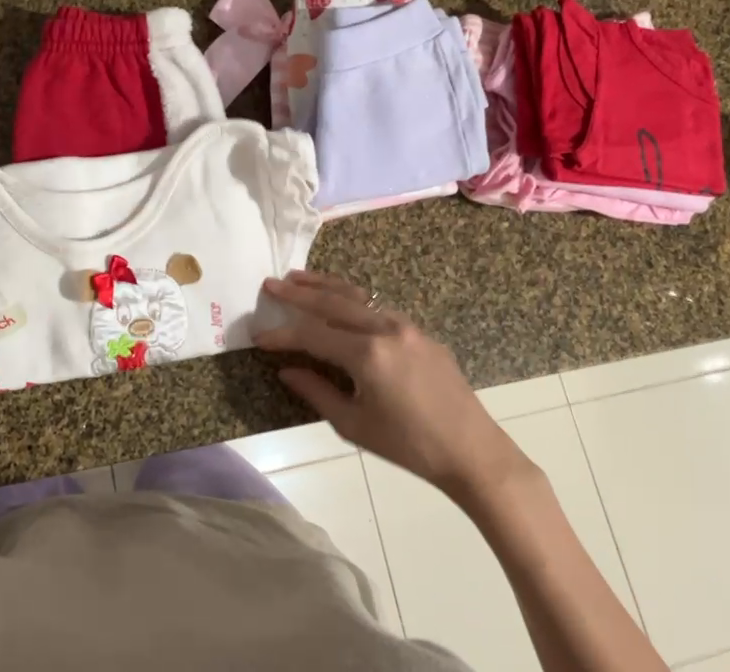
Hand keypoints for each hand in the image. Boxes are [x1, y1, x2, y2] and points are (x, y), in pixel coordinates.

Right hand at [256, 271, 535, 503]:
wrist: (471, 452)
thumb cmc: (408, 446)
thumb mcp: (354, 425)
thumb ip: (317, 392)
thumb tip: (287, 370)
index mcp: (367, 355)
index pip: (313, 335)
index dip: (282, 334)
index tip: (258, 335)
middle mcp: (386, 329)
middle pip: (333, 303)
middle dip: (299, 293)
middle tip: (271, 284)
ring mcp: (408, 327)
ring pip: (359, 297)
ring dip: (326, 287)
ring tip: (299, 278)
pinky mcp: (422, 334)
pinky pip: (379, 308)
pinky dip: (353, 300)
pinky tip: (340, 303)